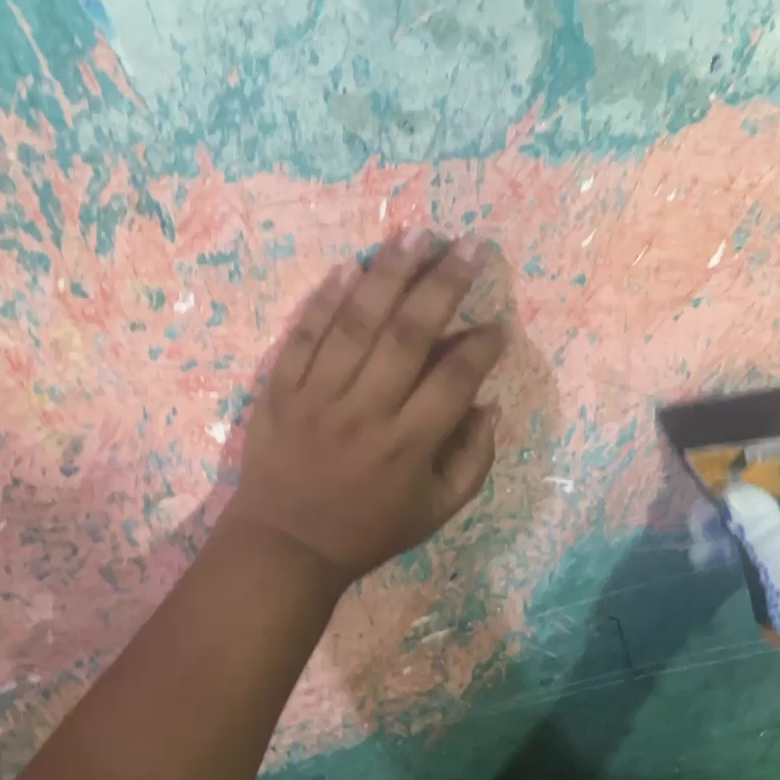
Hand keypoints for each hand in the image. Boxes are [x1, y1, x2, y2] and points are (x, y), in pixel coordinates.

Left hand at [222, 229, 505, 587]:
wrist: (285, 544)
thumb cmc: (367, 529)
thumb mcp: (436, 512)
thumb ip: (472, 460)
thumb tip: (489, 402)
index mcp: (408, 445)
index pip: (454, 379)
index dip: (482, 346)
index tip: (498, 323)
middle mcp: (365, 412)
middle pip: (409, 335)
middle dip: (443, 285)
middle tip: (468, 246)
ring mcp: (317, 396)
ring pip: (357, 323)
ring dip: (389, 274)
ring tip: (416, 234)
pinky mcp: (280, 389)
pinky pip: (303, 336)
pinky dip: (326, 300)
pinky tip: (351, 266)